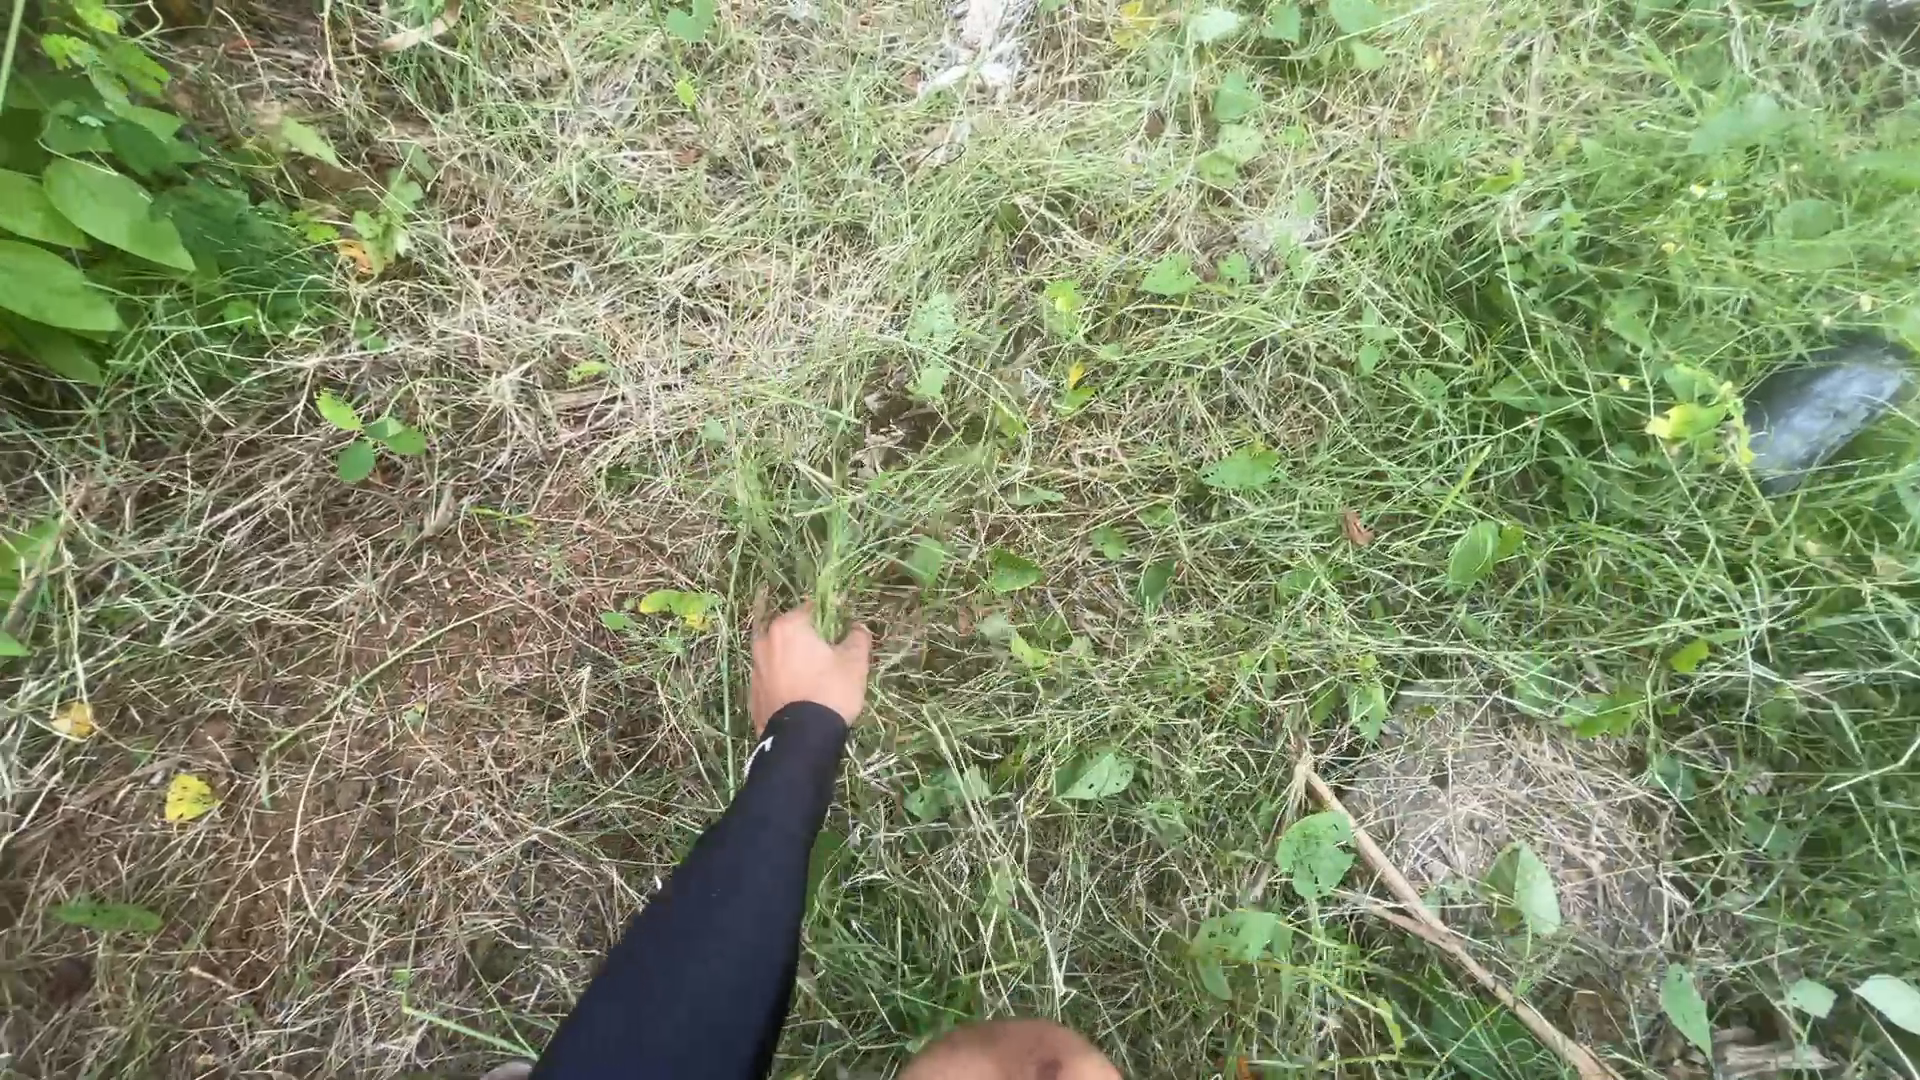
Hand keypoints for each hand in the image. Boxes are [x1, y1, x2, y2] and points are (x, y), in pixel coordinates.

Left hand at [749, 602, 871, 734]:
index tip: (840, 635)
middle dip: (809, 641)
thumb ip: (858, 638)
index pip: (810, 610)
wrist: (801, 739)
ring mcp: (755, 669)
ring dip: (795, 662)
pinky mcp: (752, 693)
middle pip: (792, 633)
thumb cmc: (830, 691)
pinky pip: (774, 679)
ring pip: (780, 657)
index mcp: (788, 627)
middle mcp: (765, 642)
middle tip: (830, 658)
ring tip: (817, 681)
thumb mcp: (854, 662)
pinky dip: (786, 682)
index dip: (828, 620)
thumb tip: (858, 628)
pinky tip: (802, 697)